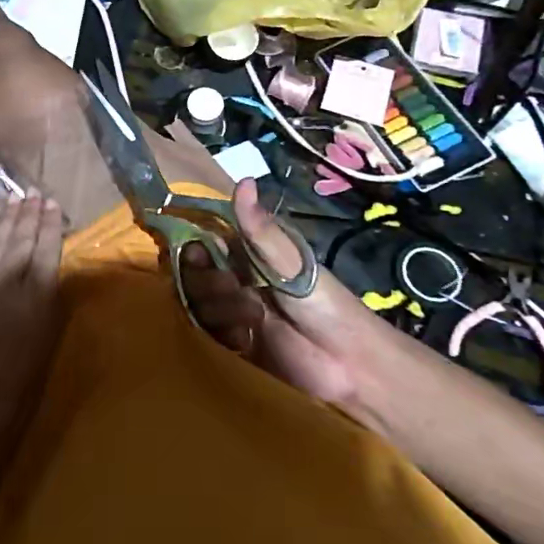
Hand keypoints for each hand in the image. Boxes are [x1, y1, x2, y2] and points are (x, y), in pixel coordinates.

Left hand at [0, 190, 65, 505]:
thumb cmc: (19, 381)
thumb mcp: (45, 338)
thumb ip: (47, 299)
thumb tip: (47, 268)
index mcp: (34, 295)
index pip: (44, 249)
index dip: (48, 225)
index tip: (51, 203)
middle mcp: (4, 283)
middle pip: (19, 241)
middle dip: (27, 215)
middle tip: (33, 192)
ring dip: (2, 221)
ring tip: (12, 201)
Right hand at [181, 180, 368, 408]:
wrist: (347, 364)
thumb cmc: (323, 301)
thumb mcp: (290, 261)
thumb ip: (261, 229)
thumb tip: (244, 180)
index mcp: (250, 254)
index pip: (206, 244)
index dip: (195, 249)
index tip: (197, 253)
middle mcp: (238, 279)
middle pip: (197, 276)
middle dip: (208, 282)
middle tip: (234, 287)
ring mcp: (235, 313)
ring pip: (201, 305)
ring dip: (221, 309)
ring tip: (252, 317)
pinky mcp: (237, 345)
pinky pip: (210, 336)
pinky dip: (223, 335)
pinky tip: (244, 339)